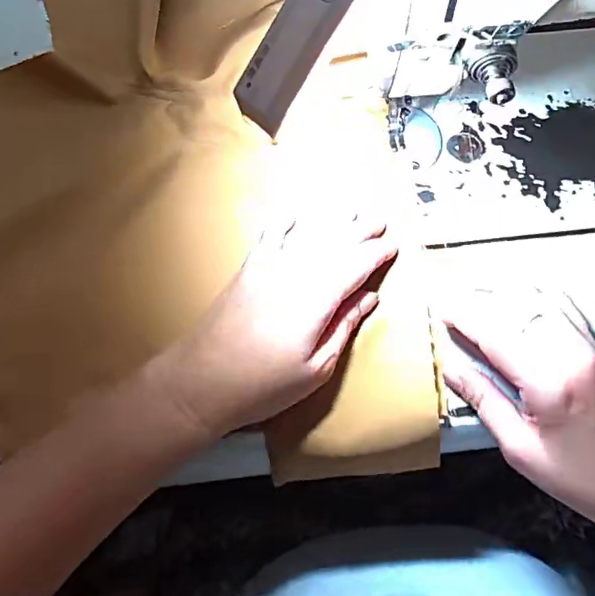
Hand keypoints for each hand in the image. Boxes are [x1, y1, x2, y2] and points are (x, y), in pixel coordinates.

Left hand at [149, 211, 398, 437]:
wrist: (200, 381)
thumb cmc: (263, 384)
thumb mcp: (316, 368)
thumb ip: (344, 327)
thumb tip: (370, 298)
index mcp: (316, 299)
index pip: (355, 266)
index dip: (376, 254)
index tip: (394, 245)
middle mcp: (293, 273)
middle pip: (334, 243)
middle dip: (360, 230)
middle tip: (381, 220)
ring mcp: (268, 267)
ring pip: (307, 234)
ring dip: (332, 221)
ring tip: (353, 210)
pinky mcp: (248, 269)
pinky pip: (270, 235)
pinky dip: (286, 221)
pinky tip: (297, 213)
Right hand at [437, 290, 594, 551]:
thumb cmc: (582, 477)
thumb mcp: (521, 450)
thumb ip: (484, 401)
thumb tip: (450, 368)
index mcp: (547, 380)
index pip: (493, 332)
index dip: (462, 316)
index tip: (437, 307)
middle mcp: (567, 350)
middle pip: (513, 306)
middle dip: (476, 299)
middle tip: (448, 300)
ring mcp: (584, 343)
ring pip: (534, 299)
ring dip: (500, 295)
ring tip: (472, 299)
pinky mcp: (592, 344)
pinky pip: (556, 304)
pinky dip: (528, 297)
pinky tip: (512, 300)